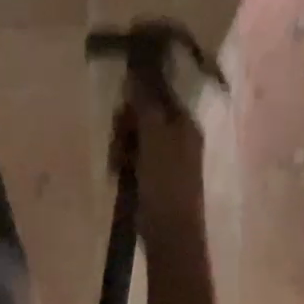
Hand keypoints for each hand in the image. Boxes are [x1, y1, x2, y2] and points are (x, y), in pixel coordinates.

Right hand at [114, 89, 208, 250]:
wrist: (170, 234)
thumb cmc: (166, 182)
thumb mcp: (155, 137)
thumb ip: (146, 103)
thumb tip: (137, 70)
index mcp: (184, 121)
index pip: (156, 91)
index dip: (136, 96)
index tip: (123, 111)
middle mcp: (176, 133)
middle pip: (140, 112)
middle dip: (124, 124)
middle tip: (120, 141)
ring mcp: (164, 154)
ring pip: (132, 134)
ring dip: (120, 145)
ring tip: (119, 164)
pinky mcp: (151, 172)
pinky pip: (130, 154)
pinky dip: (122, 161)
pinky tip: (119, 173)